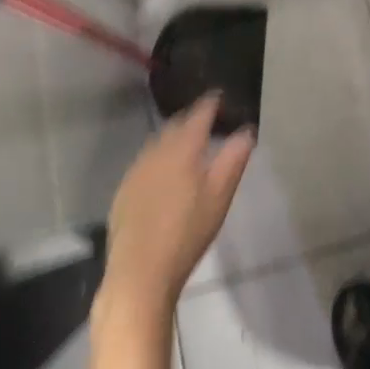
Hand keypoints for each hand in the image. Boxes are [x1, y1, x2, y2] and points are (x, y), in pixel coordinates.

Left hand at [101, 94, 254, 311]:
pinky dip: (158, 159)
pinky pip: (144, 163)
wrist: (140, 272)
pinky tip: (164, 175)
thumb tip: (246, 131)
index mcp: (182, 148)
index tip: (220, 97)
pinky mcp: (123, 191)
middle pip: (176, 125)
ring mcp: (135, 171)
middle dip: (192, 120)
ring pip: (157, 144)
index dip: (211, 103)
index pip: (199, 114)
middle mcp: (155, 151)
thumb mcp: (220, 196)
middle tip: (208, 121)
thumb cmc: (187, 233)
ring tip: (188, 146)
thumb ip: (234, 159)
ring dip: (173, 138)